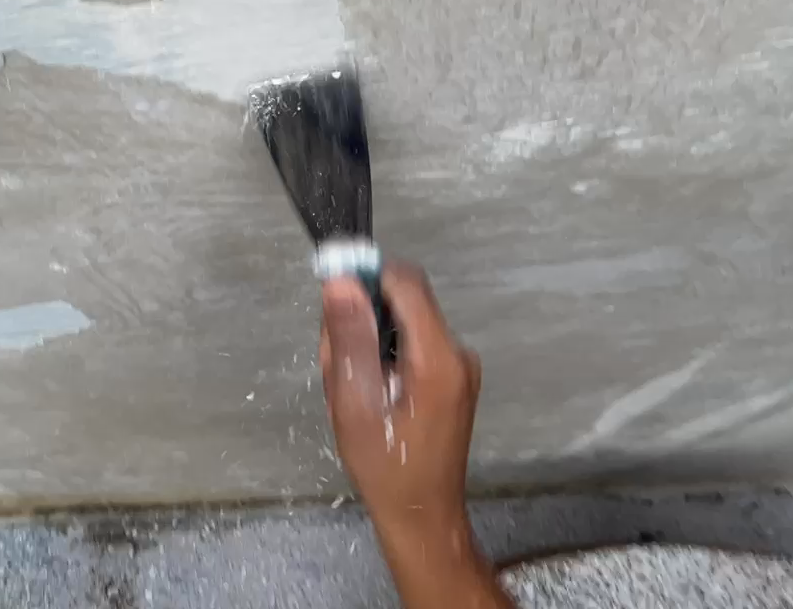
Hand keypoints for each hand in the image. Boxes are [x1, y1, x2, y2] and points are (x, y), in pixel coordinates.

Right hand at [321, 263, 510, 608]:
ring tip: (352, 381)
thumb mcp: (353, 400)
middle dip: (363, 313)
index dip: (366, 275)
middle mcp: (458, 351)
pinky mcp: (454, 376)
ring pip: (404, 318)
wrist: (421, 516)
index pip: (405, 281)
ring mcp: (460, 365)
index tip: (333, 297)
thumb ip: (348, 336)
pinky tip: (370, 388)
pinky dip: (385, 350)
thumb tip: (340, 279)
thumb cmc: (383, 463)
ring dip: (370, 334)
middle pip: (404, 298)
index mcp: (438, 355)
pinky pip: (413, 339)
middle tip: (337, 357)